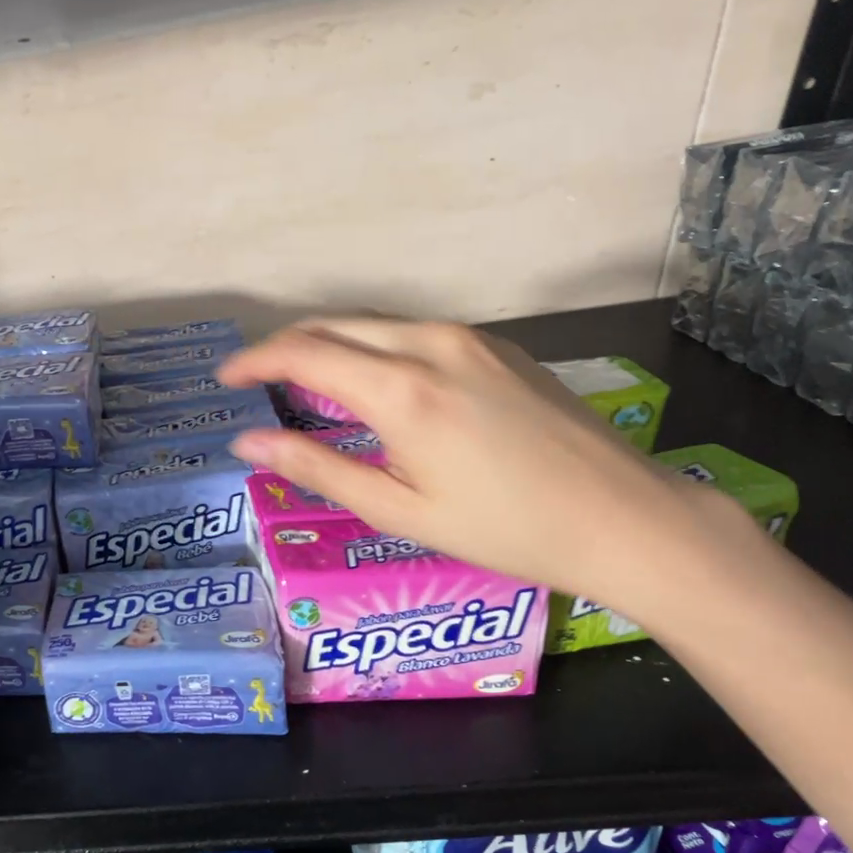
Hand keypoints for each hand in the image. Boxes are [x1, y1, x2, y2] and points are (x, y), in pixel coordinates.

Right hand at [218, 319, 744, 602]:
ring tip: (301, 378)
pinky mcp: (496, 347)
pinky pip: (411, 331)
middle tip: (256, 379)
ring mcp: (470, 339)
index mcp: (400, 390)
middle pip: (333, 325)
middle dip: (284, 346)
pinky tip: (368, 379)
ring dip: (327, 342)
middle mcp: (431, 345)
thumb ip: (316, 467)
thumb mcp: (398, 509)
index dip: (255, 361)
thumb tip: (246, 441)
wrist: (627, 519)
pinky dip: (370, 346)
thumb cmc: (505, 528)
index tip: (225, 379)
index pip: (303, 354)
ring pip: (372, 323)